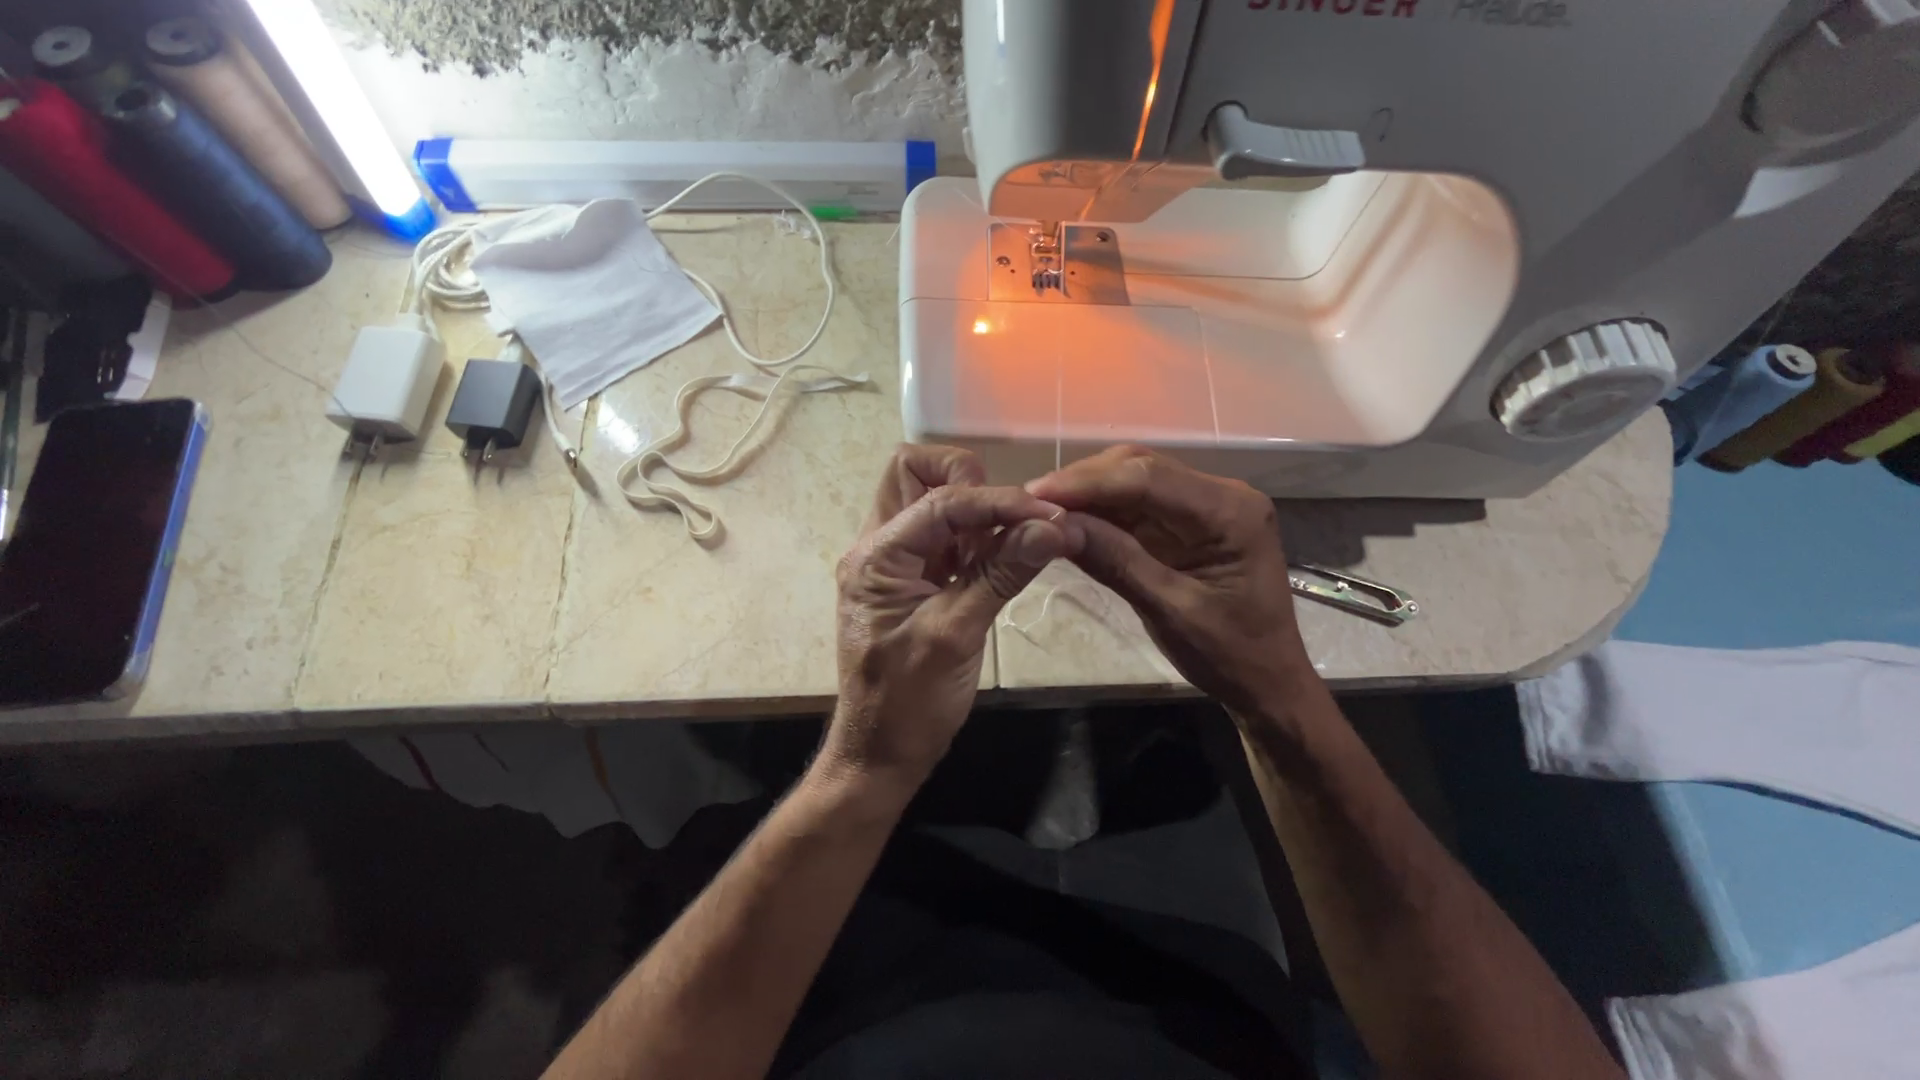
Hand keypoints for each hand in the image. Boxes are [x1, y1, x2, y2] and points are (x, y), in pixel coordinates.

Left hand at [825, 445, 1081, 786]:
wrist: (881, 753)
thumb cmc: (910, 704)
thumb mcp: (957, 636)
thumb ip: (1001, 575)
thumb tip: (1055, 528)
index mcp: (876, 557)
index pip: (941, 501)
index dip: (999, 502)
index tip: (1051, 518)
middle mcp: (878, 547)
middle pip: (915, 472)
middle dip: (967, 481)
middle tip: (1008, 522)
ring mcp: (894, 563)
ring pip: (930, 500)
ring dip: (974, 511)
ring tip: (1012, 545)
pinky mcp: (912, 582)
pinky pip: (943, 537)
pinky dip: (975, 538)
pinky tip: (1004, 559)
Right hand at [1026, 446, 1310, 716]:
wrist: (1267, 683)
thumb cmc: (1230, 655)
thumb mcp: (1170, 611)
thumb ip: (1117, 562)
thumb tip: (1056, 526)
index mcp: (1231, 512)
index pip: (1148, 479)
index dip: (1088, 482)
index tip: (1035, 494)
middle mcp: (1222, 495)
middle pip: (1140, 469)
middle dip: (1084, 482)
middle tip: (1029, 503)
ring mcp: (1205, 507)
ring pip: (1135, 482)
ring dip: (1089, 494)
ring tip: (1039, 510)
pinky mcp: (1189, 524)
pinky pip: (1139, 506)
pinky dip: (1103, 513)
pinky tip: (1069, 521)